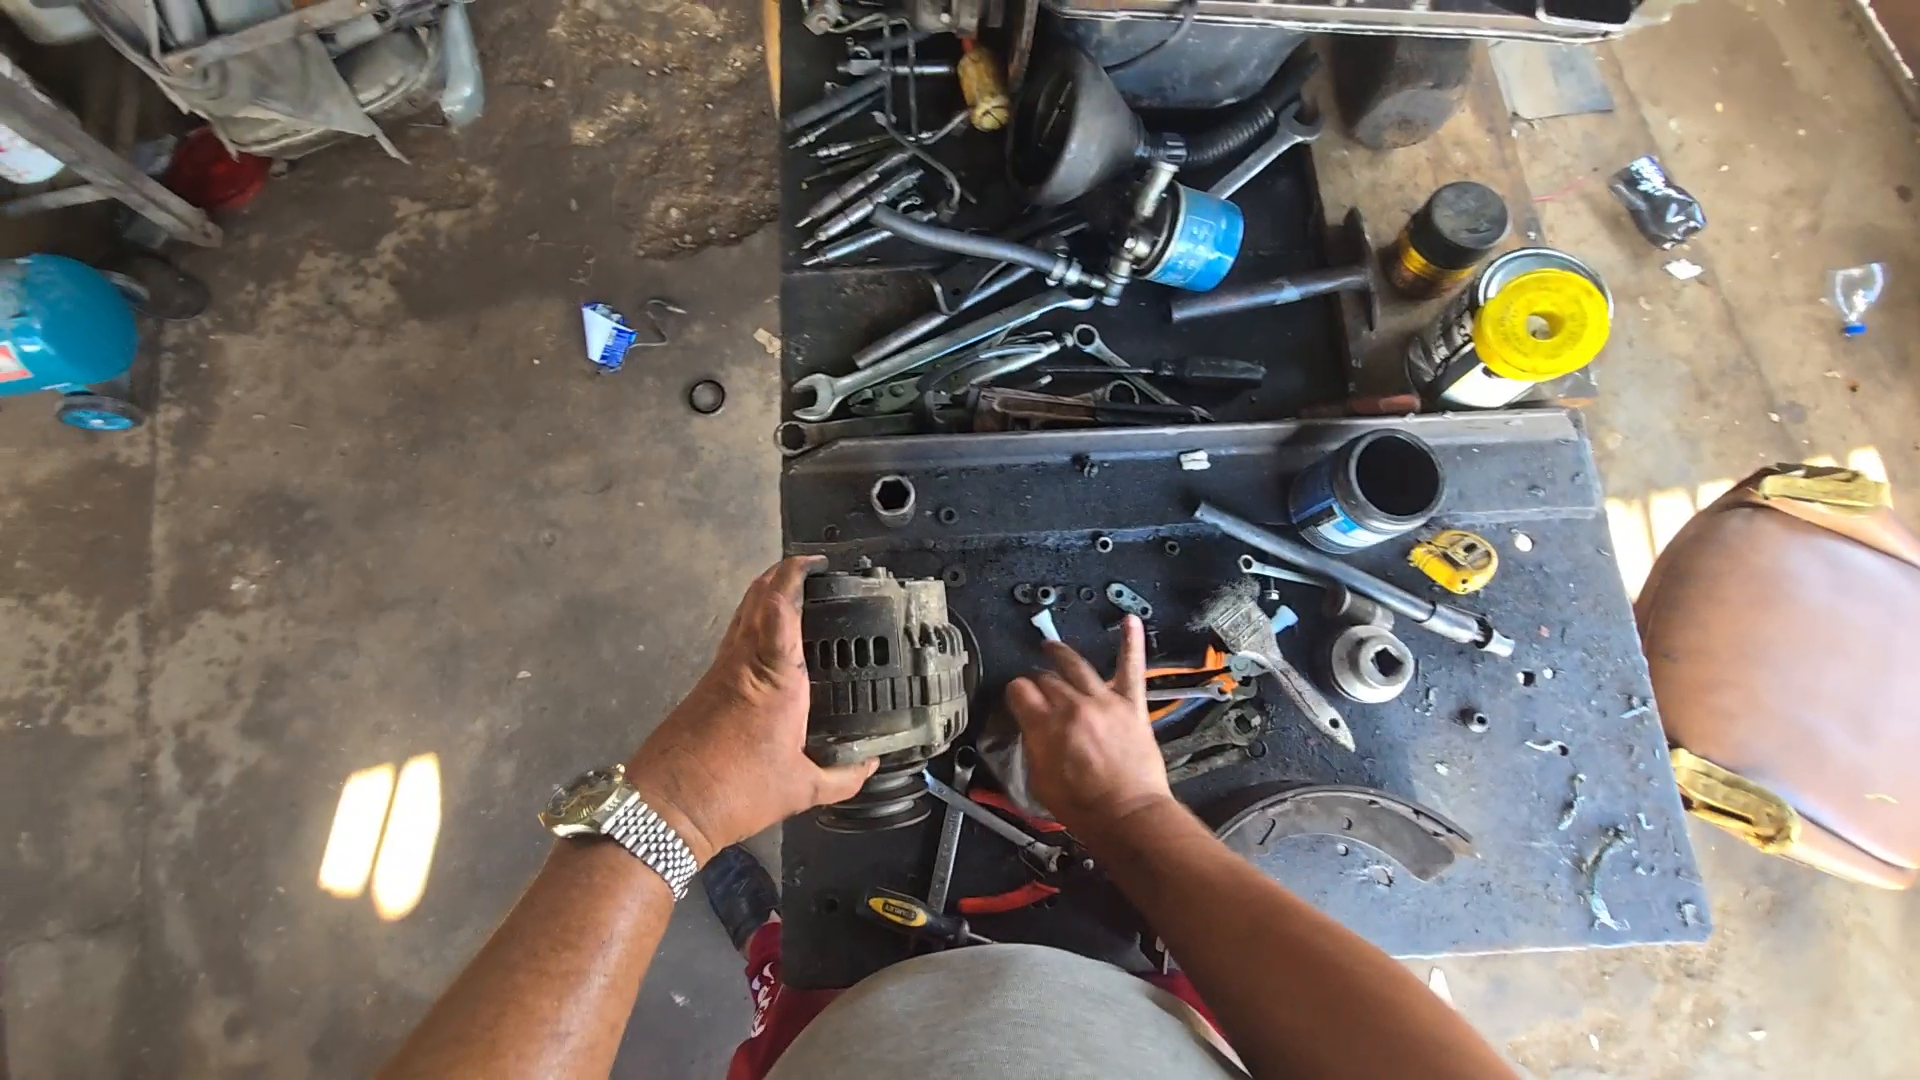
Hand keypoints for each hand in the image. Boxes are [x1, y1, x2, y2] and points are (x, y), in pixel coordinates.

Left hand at [627, 557, 876, 863]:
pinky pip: (735, 635)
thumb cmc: (734, 793)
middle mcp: (747, 662)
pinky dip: (753, 619)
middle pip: (758, 598)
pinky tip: (767, 634)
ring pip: (742, 612)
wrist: (665, 808)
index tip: (816, 563)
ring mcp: (723, 669)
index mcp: (777, 679)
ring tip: (791, 588)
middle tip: (810, 568)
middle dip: (782, 573)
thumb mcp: (801, 790)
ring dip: (764, 592)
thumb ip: (843, 777)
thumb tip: (870, 766)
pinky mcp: (708, 683)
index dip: (796, 576)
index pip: (782, 609)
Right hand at [1004, 616, 1173, 837]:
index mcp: (1044, 725)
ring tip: (1052, 647)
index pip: (1019, 691)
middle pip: (1046, 678)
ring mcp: (1103, 700)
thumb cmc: (1083, 809)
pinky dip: (1131, 642)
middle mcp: (1072, 705)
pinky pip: (1130, 666)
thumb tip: (1031, 726)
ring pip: (1076, 665)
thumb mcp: (1040, 780)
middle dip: (1038, 682)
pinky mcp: (1131, 704)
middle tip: (1039, 691)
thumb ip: (1032, 745)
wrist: (1129, 817)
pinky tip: (1130, 620)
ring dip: (1061, 653)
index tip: (1018, 700)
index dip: (1016, 694)